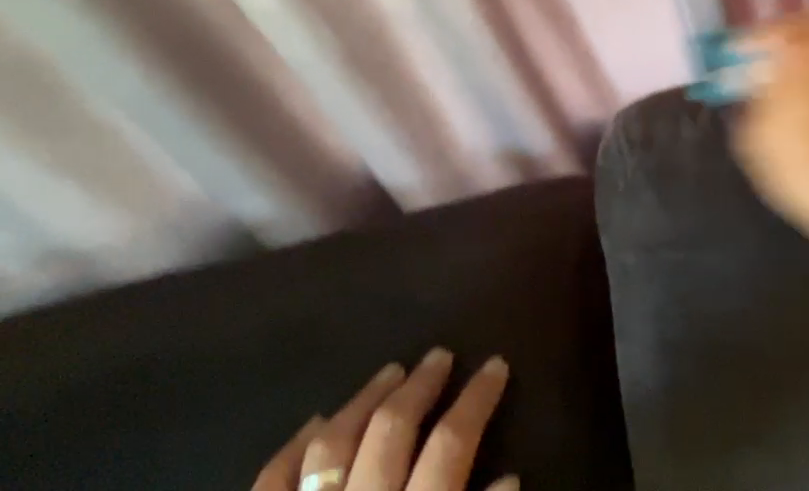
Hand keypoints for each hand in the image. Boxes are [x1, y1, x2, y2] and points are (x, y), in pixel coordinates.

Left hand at [252, 349, 515, 490]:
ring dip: (364, 402)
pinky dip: (293, 449)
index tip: (495, 365)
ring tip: (390, 373)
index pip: (452, 441)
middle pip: (391, 429)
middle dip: (421, 386)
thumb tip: (510, 477)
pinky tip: (315, 423)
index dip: (477, 398)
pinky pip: (272, 480)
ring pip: (332, 445)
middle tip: (441, 355)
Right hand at [733, 13, 808, 237]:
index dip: (752, 44)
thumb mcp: (756, 139)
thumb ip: (754, 99)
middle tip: (775, 51)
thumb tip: (759, 81)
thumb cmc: (804, 171)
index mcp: (797, 52)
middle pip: (808, 23)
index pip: (769, 33)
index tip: (740, 56)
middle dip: (788, 33)